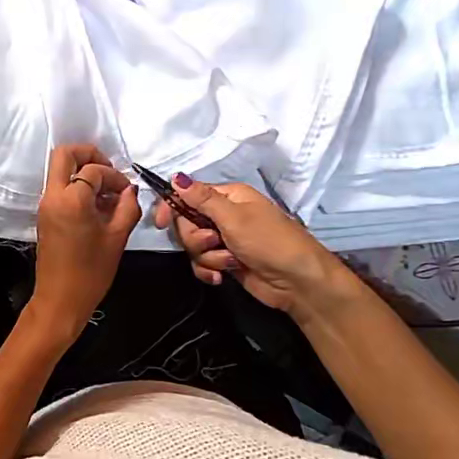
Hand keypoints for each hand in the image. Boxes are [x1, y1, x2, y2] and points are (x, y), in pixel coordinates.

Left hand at [30, 145, 141, 337]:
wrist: (60, 300)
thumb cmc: (91, 272)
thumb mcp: (117, 237)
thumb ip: (127, 207)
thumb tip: (130, 191)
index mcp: (71, 199)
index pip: (93, 169)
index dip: (114, 176)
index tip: (127, 192)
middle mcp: (52, 196)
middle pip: (64, 155)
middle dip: (89, 155)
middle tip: (110, 173)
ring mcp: (45, 206)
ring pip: (60, 172)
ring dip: (83, 174)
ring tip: (107, 196)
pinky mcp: (44, 216)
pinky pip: (59, 189)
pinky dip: (77, 188)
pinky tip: (97, 208)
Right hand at [152, 176, 358, 321]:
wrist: (297, 281)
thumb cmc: (270, 242)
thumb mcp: (234, 217)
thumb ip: (202, 199)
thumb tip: (175, 177)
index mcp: (228, 198)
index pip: (188, 196)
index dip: (172, 208)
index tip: (160, 223)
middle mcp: (223, 216)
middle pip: (186, 224)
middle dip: (196, 238)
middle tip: (215, 242)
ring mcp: (224, 240)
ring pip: (193, 247)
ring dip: (207, 257)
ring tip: (230, 262)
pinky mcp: (225, 262)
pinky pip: (201, 264)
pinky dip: (209, 271)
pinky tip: (222, 277)